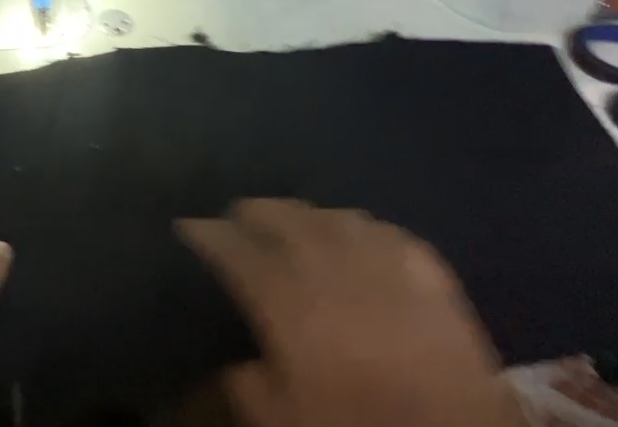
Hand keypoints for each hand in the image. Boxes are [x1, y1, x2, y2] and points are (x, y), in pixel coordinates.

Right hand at [178, 200, 525, 426]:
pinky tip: (356, 238)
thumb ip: (244, 381)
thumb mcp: (281, 421)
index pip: (230, 246)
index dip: (203, 232)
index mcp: (286, 300)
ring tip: (294, 227)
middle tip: (236, 222)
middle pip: (279, 216)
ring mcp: (383, 266)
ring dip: (304, 216)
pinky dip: (362, 229)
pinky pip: (386, 232)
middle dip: (250, 212)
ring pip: (331, 215)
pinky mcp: (431, 277)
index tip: (186, 227)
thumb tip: (234, 358)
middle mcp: (329, 268)